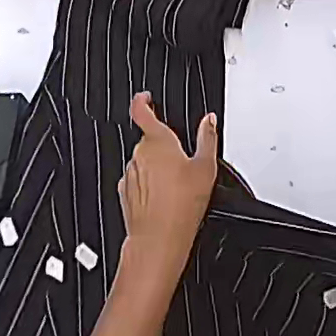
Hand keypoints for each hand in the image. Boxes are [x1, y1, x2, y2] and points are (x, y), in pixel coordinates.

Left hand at [116, 93, 217, 279]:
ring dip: (156, 167)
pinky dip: (148, 184)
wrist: (158, 238)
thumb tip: (209, 121)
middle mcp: (139, 153)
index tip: (146, 97)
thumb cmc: (182, 204)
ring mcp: (130, 172)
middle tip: (182, 161)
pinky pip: (138, 179)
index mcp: (157, 140)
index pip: (141, 109)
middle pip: (149, 139)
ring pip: (143, 161)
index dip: (142, 100)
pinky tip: (164, 197)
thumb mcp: (205, 167)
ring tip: (175, 185)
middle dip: (163, 146)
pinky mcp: (126, 190)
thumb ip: (207, 138)